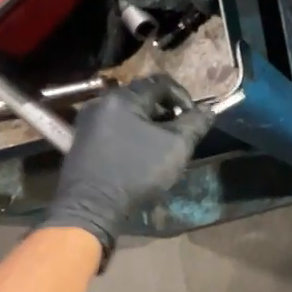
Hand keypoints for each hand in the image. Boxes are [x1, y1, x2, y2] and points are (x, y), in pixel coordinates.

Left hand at [38, 76, 213, 262]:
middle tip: (179, 133)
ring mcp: (88, 122)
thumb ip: (196, 123)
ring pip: (129, 113)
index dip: (184, 98)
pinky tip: (140, 155)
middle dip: (166, 112)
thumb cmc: (137, 172)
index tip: (193, 119)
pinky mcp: (82, 141)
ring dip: (150, 124)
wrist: (91, 207)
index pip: (162, 83)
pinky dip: (132, 134)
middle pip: (144, 97)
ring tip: (161, 146)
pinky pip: (115, 127)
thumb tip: (209, 110)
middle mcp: (102, 103)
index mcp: (123, 98)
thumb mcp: (176, 146)